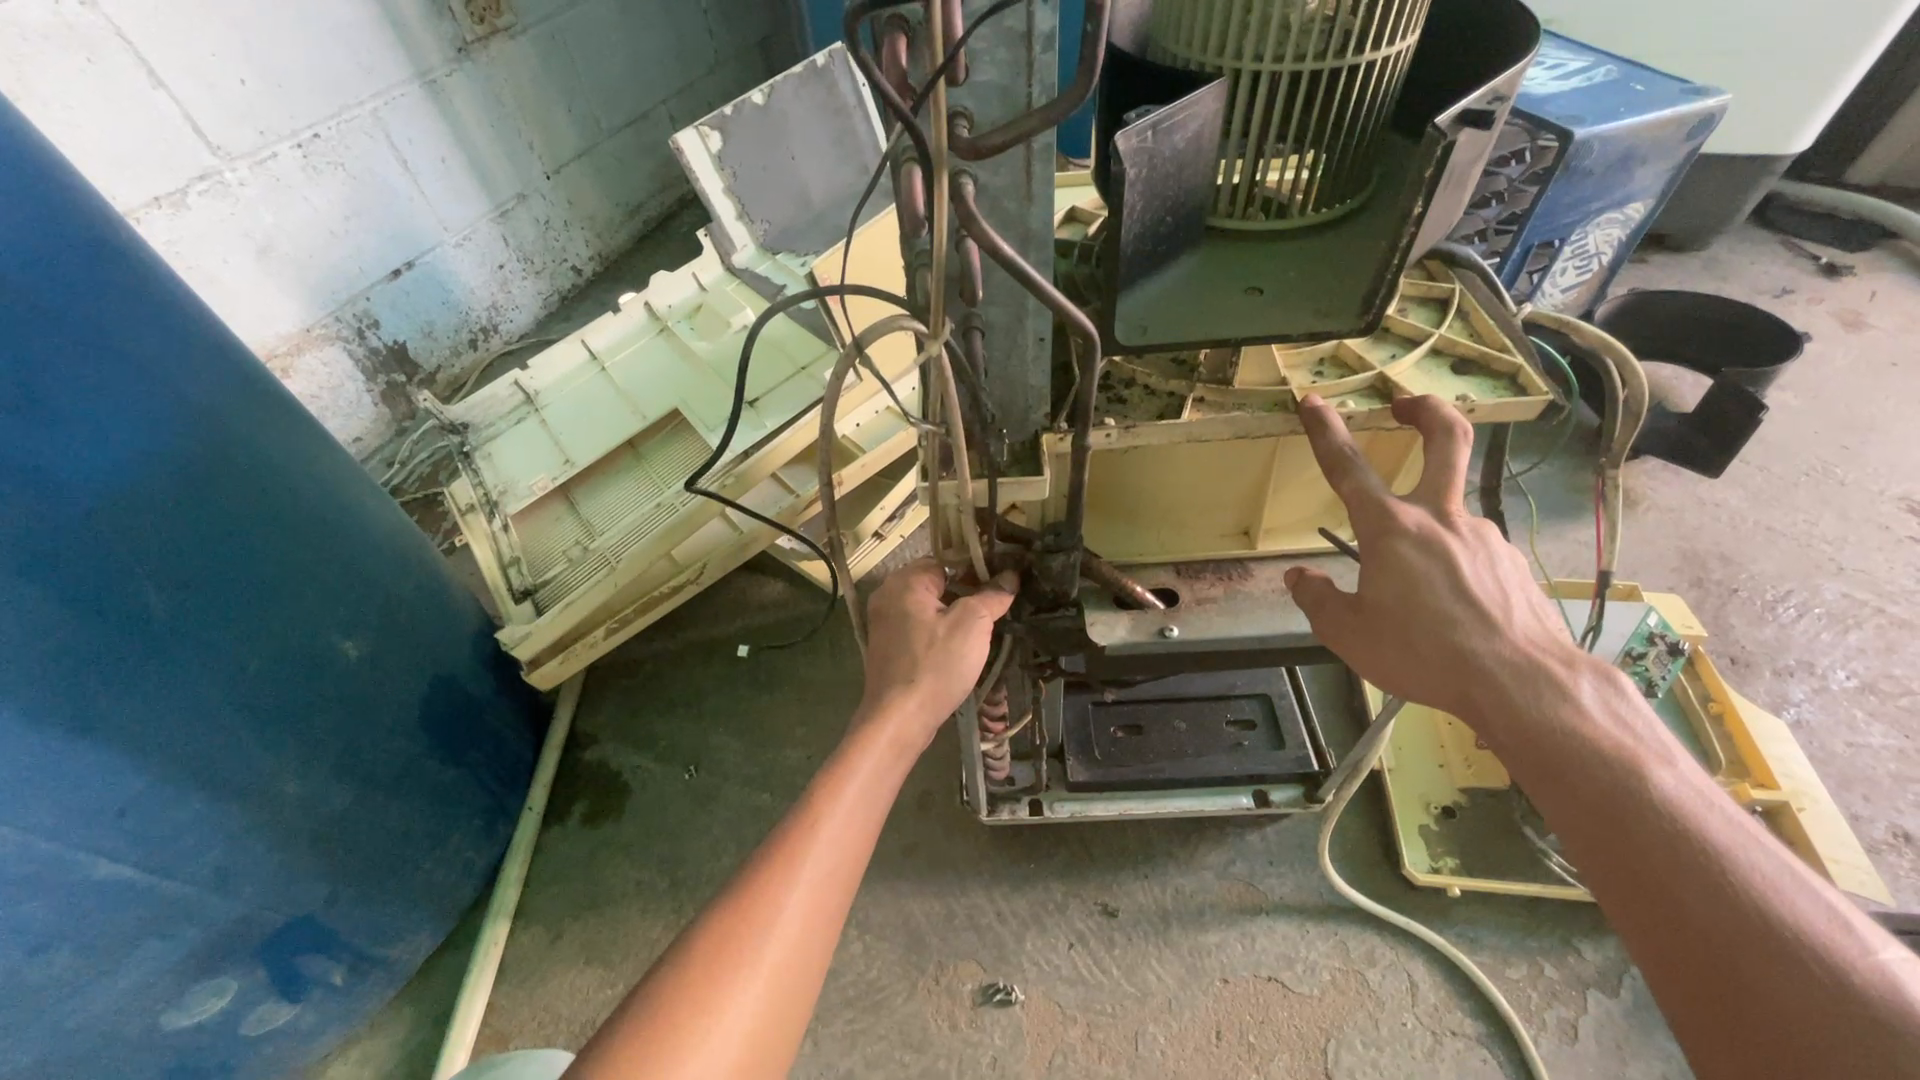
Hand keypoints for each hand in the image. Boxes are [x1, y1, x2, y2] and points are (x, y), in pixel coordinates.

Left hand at [855, 558, 1018, 750]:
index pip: (947, 560)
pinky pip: (920, 628)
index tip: (1004, 581)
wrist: (899, 718)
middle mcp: (888, 595)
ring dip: (956, 614)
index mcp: (905, 581)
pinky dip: (941, 632)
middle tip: (999, 605)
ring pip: (930, 607)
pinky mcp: (889, 648)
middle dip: (968, 592)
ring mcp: (885, 623)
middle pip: (937, 583)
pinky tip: (962, 647)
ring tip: (987, 626)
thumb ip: (991, 595)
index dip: (977, 568)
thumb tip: (1010, 576)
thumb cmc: (936, 665)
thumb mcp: (972, 625)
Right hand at [1285, 394, 1581, 719]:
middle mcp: (1440, 519)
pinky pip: (1472, 552)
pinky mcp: (1511, 562)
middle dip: (1425, 409)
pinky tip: (1452, 609)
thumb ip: (1317, 599)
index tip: (1312, 401)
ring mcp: (1484, 536)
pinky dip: (1454, 567)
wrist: (1521, 681)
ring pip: (1452, 513)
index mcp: (1391, 529)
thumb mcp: (1347, 634)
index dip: (1324, 431)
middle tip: (1406, 404)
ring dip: (1429, 529)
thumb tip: (1300, 577)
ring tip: (1416, 592)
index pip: (1347, 467)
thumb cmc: (1421, 653)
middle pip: (1446, 439)